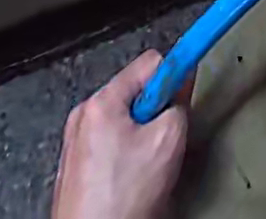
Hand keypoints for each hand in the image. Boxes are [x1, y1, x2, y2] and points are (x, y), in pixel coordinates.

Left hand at [51, 51, 191, 218]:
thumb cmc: (121, 203)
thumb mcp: (169, 140)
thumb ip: (180, 101)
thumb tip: (184, 78)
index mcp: (101, 102)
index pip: (151, 62)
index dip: (175, 75)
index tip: (189, 81)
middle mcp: (83, 115)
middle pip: (138, 90)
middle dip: (156, 111)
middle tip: (162, 140)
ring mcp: (76, 142)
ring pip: (126, 118)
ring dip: (143, 134)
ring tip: (145, 166)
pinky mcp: (76, 166)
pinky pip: (112, 142)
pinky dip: (126, 154)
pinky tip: (130, 180)